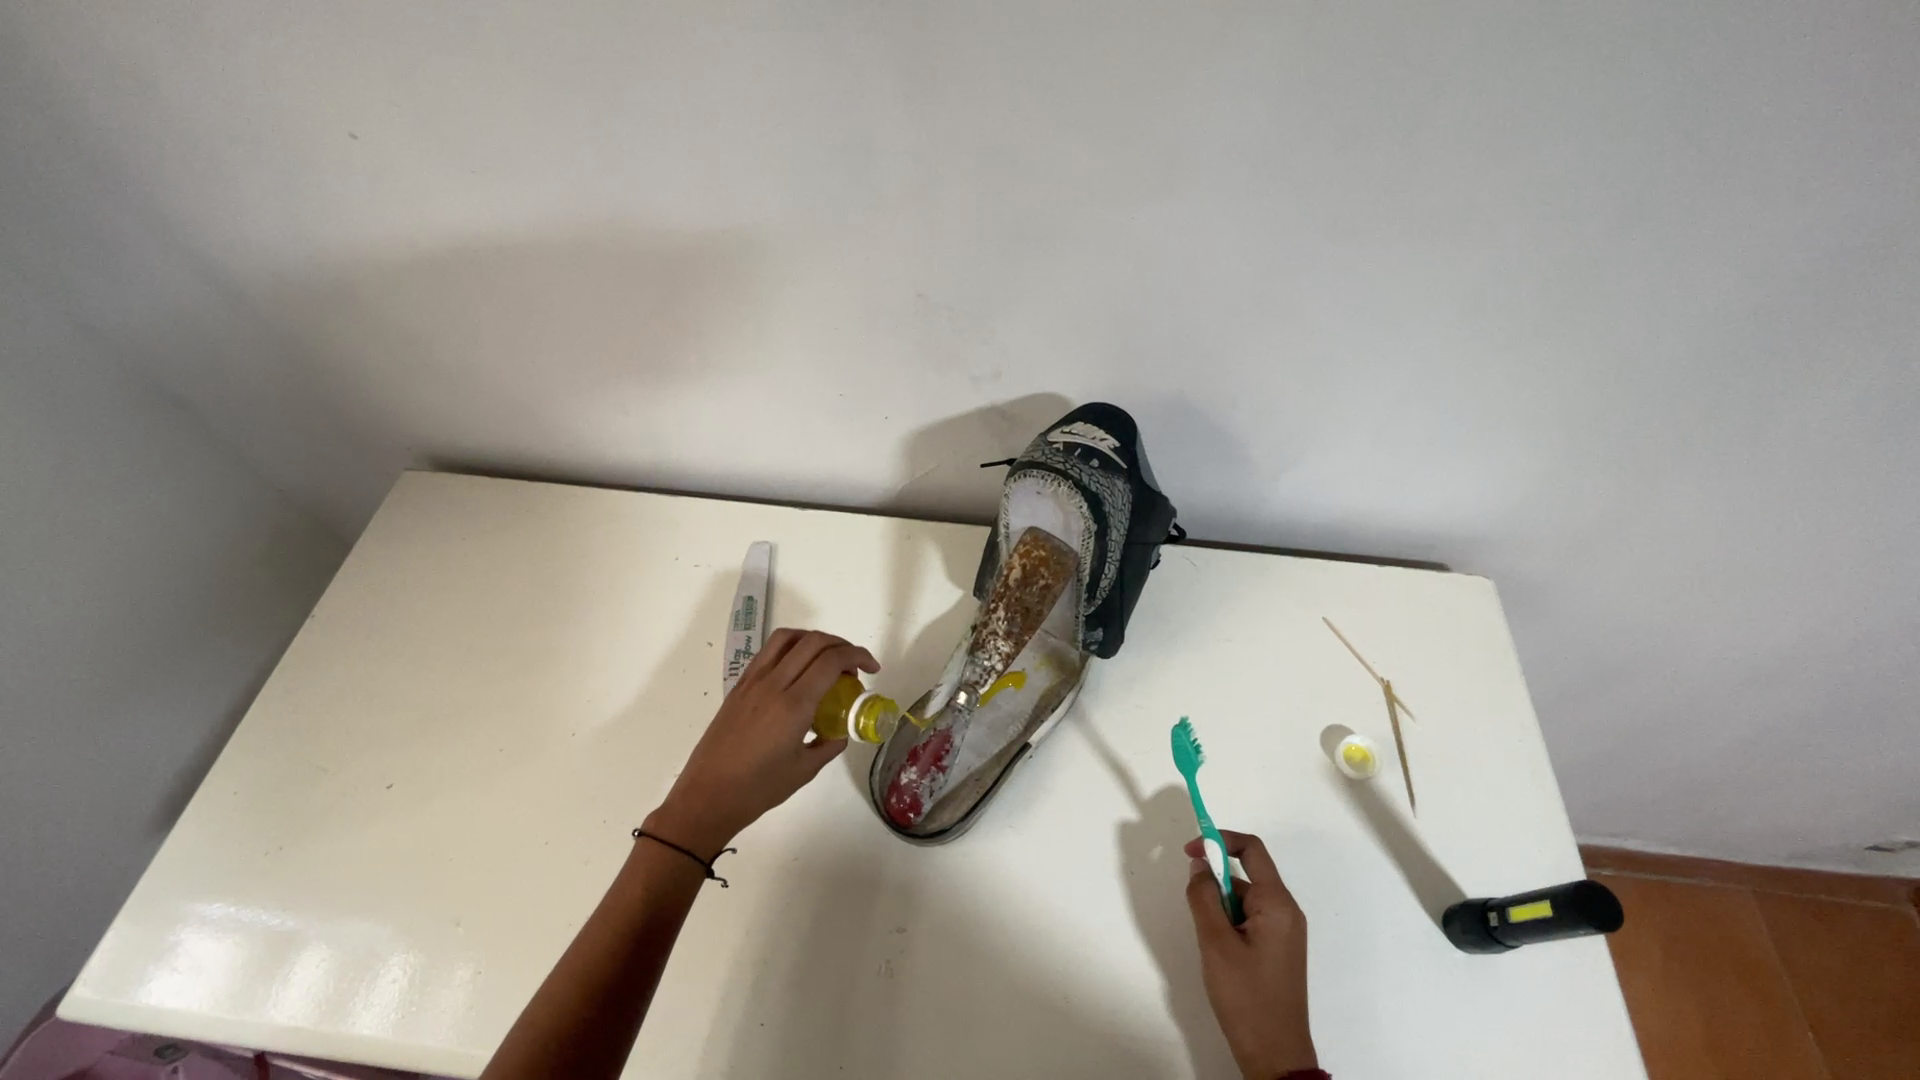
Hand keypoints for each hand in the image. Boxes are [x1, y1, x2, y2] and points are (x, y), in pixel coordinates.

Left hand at [644, 629, 877, 858]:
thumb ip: (829, 744)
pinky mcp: (739, 687)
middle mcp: (773, 684)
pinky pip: (768, 653)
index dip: (858, 656)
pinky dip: (791, 650)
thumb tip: (840, 732)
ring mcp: (752, 682)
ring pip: (787, 638)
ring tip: (826, 661)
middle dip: (841, 646)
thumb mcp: (805, 770)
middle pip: (813, 642)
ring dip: (814, 640)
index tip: (872, 669)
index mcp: (793, 704)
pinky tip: (798, 672)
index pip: (831, 660)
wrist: (707, 796)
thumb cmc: (758, 789)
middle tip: (854, 668)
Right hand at [1185, 830, 1316, 1079]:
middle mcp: (1287, 912)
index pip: (1251, 849)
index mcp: (1278, 904)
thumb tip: (1199, 864)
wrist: (1276, 1055)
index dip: (1218, 840)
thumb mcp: (1215, 942)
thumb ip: (1203, 897)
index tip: (1189, 851)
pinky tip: (1219, 953)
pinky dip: (1228, 923)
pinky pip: (1249, 919)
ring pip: (1244, 899)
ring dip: (1220, 907)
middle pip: (1247, 875)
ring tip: (1210, 944)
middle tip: (1196, 911)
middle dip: (1216, 882)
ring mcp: (1284, 932)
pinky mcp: (1277, 950)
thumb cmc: (1246, 996)